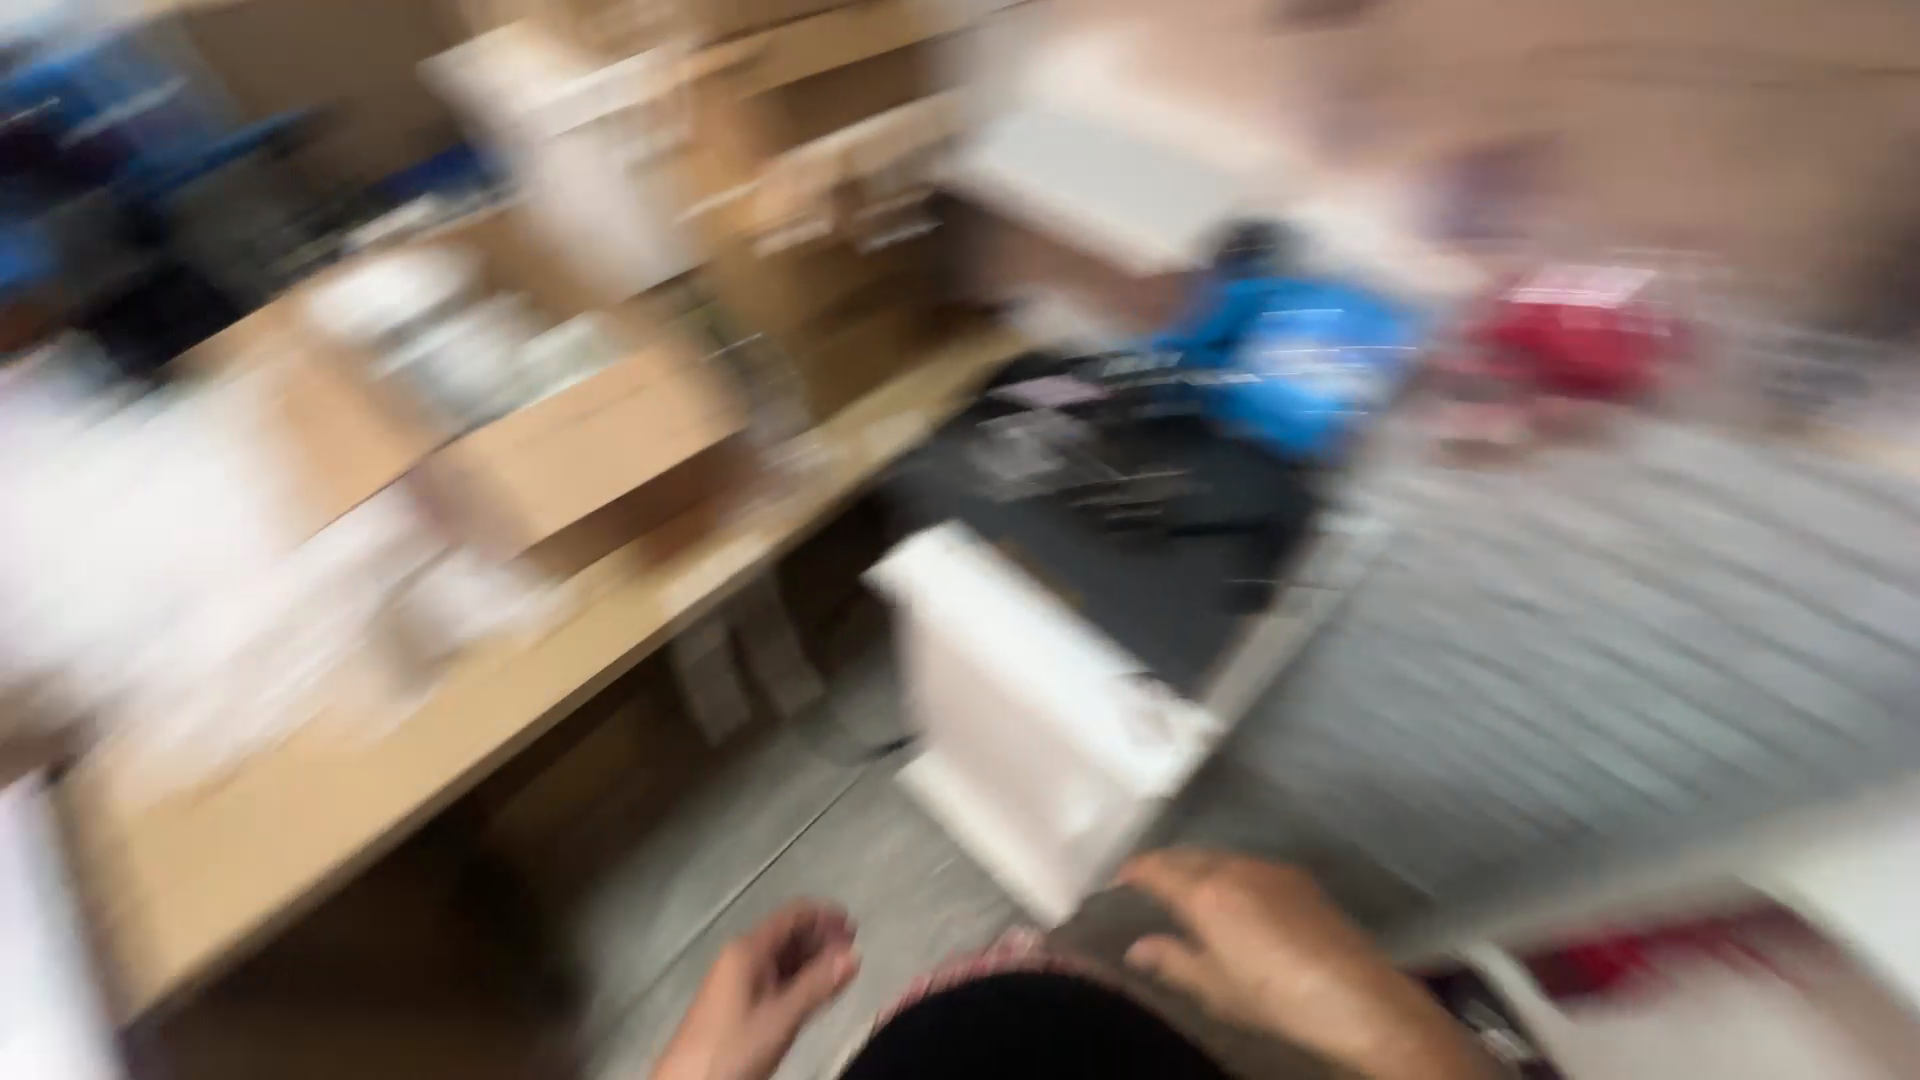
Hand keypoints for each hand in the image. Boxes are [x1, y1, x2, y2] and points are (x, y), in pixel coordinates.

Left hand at [654, 902, 860, 1079]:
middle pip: (788, 935)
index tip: (854, 927)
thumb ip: (818, 985)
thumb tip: (855, 954)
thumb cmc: (730, 1052)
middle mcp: (742, 958)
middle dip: (821, 939)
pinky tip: (817, 994)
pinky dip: (799, 982)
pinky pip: (775, 981)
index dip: (824, 916)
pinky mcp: (736, 1007)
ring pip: (782, 960)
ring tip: (842, 973)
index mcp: (748, 950)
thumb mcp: (780, 1019)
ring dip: (812, 962)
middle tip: (853, 951)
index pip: (793, 915)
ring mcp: (737, 983)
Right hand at [1119, 851, 1490, 1079]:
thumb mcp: (1218, 989)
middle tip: (1146, 885)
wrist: (1363, 1000)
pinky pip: (1245, 863)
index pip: (1155, 868)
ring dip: (1194, 865)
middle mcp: (1232, 866)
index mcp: (1206, 892)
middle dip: (1161, 865)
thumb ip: (1172, 961)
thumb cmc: (1279, 999)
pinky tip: (1233, 897)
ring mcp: (1267, 867)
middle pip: (1184, 855)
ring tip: (1186, 889)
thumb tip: (1137, 947)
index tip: (1117, 881)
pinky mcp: (1296, 876)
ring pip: (1216, 855)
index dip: (1132, 871)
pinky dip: (1226, 871)